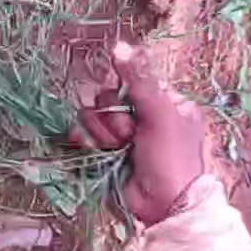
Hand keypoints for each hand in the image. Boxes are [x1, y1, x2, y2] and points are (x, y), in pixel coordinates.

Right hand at [71, 43, 207, 224]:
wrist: (162, 205)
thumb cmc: (171, 158)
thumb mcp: (161, 114)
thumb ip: (139, 79)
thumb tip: (119, 45)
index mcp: (160, 102)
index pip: (126, 82)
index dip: (124, 95)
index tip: (136, 110)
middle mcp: (137, 115)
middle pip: (104, 98)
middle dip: (113, 119)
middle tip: (130, 136)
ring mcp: (118, 135)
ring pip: (89, 116)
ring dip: (101, 133)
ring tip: (118, 149)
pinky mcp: (100, 151)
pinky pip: (79, 134)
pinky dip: (84, 141)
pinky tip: (94, 150)